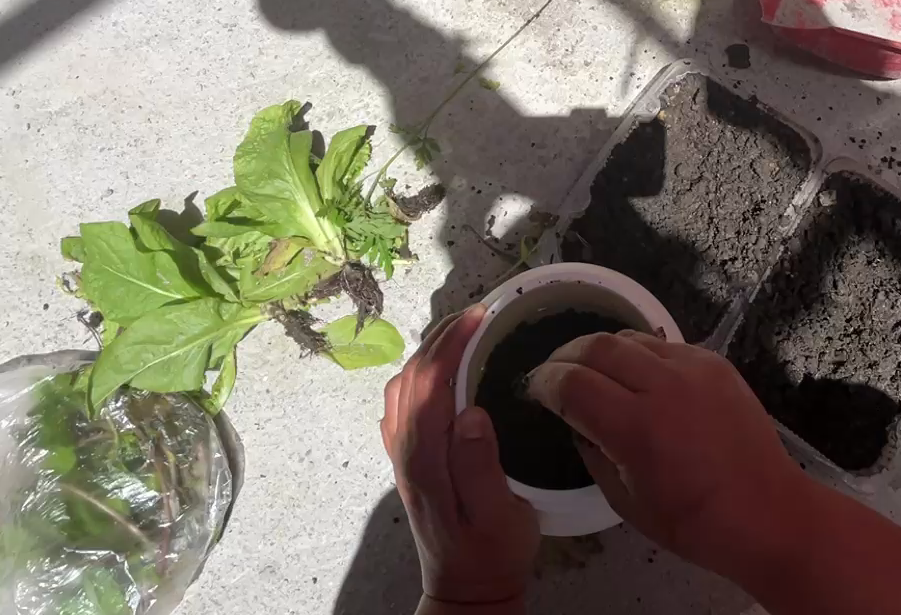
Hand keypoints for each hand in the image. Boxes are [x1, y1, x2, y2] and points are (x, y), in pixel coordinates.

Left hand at [381, 306, 538, 609]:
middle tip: (480, 312)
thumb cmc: (492, 551)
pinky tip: (443, 365)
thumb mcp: (499, 517)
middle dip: (443, 335)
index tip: (482, 315)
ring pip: (403, 383)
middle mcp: (405, 449)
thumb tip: (471, 413)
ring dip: (430, 348)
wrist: (466, 588)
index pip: (431, 383)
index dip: (453, 343)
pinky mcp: (406, 454)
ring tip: (465, 329)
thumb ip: (481, 467)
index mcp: (426, 459)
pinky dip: (421, 368)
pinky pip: (403, 398)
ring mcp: (401, 452)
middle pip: (413, 375)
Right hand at [525, 331, 810, 580]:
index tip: (534, 388)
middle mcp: (662, 385)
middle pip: (595, 346)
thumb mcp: (626, 503)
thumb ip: (593, 453)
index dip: (544, 382)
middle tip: (555, 371)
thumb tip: (577, 421)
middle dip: (565, 355)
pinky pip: (663, 345)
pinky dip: (640, 355)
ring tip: (593, 368)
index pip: (572, 384)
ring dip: (601, 350)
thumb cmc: (693, 523)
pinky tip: (639, 376)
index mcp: (636, 428)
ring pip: (628, 337)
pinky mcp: (712, 360)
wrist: (768, 511)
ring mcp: (691, 366)